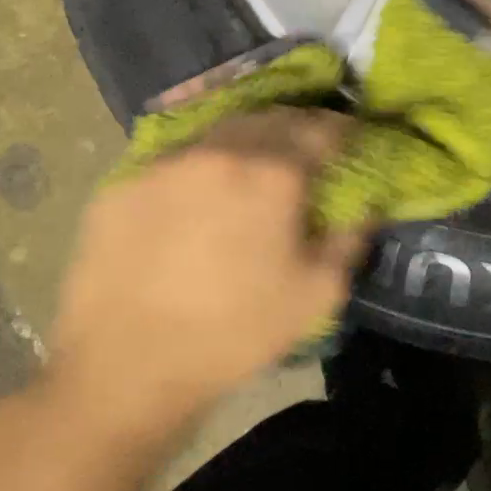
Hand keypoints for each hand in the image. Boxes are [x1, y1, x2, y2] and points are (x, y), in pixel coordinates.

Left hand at [46, 108, 365, 440]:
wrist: (124, 372)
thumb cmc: (234, 333)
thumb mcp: (318, 294)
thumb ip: (352, 238)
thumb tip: (367, 204)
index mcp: (274, 173)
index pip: (323, 127)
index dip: (344, 131)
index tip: (352, 141)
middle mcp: (221, 151)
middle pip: (272, 118)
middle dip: (298, 128)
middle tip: (308, 151)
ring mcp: (166, 163)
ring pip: (221, 130)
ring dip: (249, 140)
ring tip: (254, 166)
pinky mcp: (123, 183)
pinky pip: (177, 158)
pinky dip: (201, 165)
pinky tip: (199, 196)